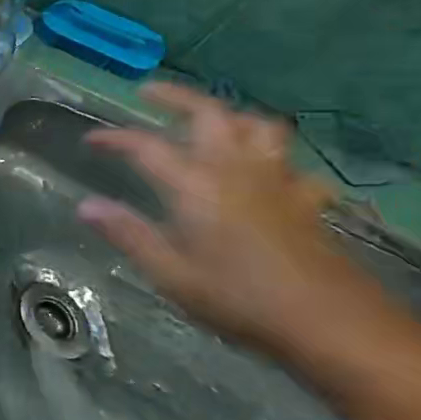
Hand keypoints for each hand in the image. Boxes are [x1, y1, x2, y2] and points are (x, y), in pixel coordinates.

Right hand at [76, 83, 408, 367]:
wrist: (334, 325)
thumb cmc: (241, 300)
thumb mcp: (172, 275)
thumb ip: (129, 235)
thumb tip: (86, 206)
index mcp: (196, 186)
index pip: (147, 147)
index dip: (115, 138)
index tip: (91, 139)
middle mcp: (236, 169)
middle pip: (208, 112)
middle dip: (176, 96)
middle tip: (149, 94)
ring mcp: (277, 180)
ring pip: (257, 125)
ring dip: (229, 115)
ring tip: (210, 122)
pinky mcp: (306, 199)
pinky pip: (289, 161)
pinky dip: (271, 157)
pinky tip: (264, 174)